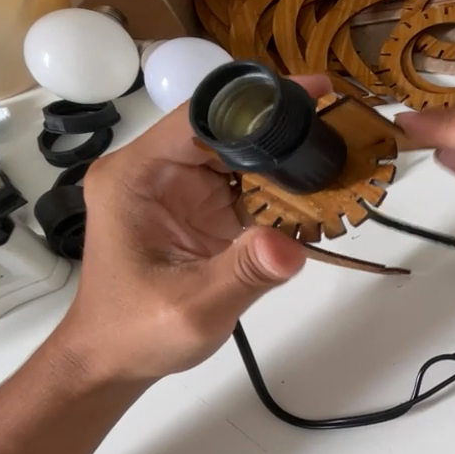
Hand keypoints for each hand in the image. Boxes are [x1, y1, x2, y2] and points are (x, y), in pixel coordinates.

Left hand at [47, 78, 318, 382]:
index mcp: (138, 176)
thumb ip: (243, 275)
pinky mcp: (202, 207)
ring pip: (244, 153)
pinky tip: (319, 190)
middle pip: (228, 129)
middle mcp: (157, 171)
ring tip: (339, 154)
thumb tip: (293, 247)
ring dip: (288, 156)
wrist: (112, 359)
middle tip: (341, 129)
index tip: (315, 94)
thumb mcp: (192, 308)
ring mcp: (180, 188)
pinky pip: (249, 182)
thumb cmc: (135, 332)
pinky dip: (284, 186)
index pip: (202, 117)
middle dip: (284, 127)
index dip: (258, 101)